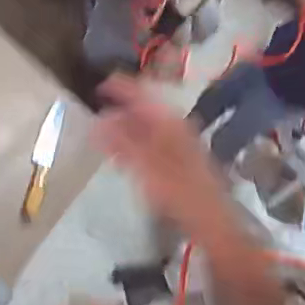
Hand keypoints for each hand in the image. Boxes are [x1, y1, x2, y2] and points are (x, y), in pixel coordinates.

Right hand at [94, 76, 231, 238]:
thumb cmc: (177, 190)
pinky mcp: (176, 159)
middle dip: (118, 110)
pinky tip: (120, 155)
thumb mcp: (144, 165)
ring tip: (101, 134)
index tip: (97, 87)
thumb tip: (100, 120)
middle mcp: (173, 127)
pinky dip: (133, 144)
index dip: (119, 87)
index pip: (140, 93)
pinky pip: (150, 143)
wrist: (209, 217)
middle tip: (95, 115)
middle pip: (142, 109)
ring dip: (124, 128)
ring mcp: (176, 143)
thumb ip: (120, 141)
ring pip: (145, 127)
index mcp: (167, 121)